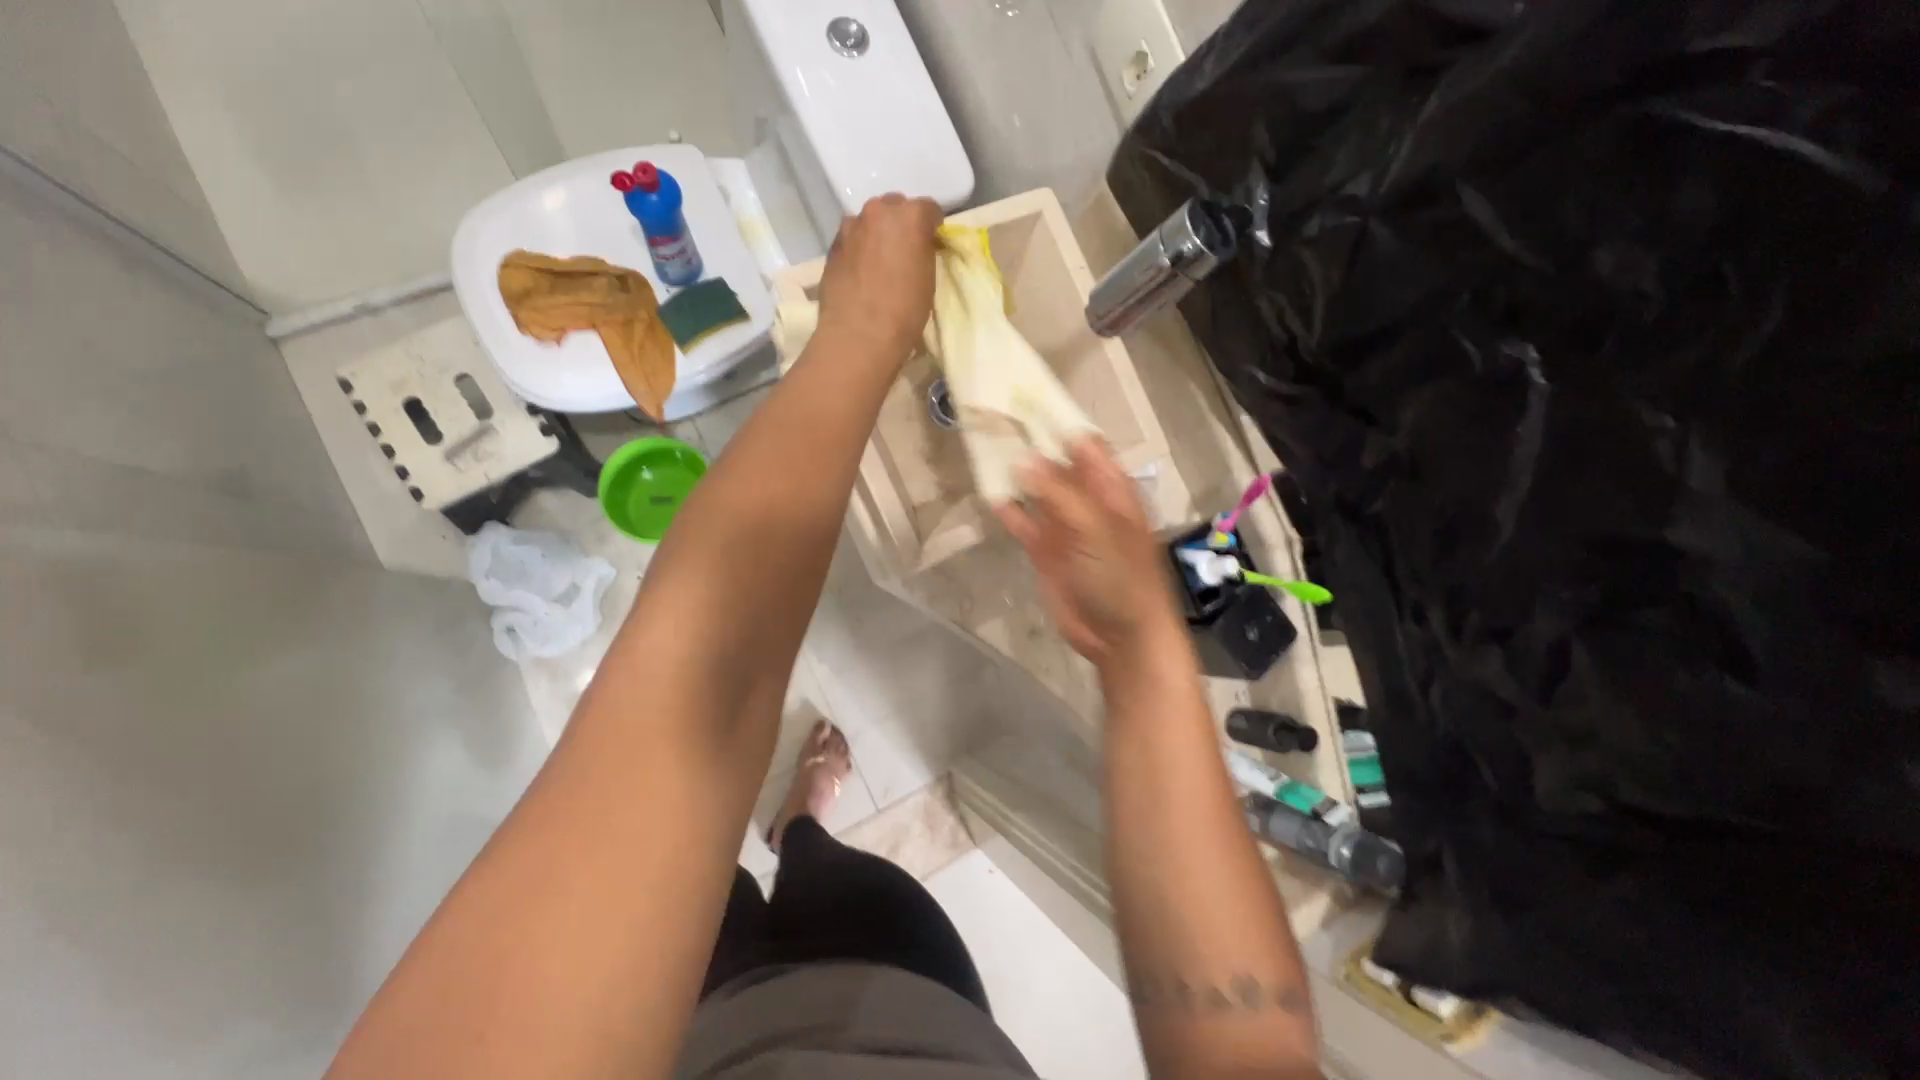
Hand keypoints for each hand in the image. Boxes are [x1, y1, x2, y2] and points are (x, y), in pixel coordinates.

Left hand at [816, 194, 941, 361]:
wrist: (858, 337)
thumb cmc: (904, 312)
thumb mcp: (928, 279)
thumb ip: (923, 251)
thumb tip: (918, 247)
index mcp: (910, 216)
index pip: (929, 209)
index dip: (933, 226)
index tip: (933, 244)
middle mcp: (878, 212)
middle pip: (895, 207)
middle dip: (902, 223)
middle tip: (906, 250)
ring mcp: (851, 227)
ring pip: (869, 221)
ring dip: (877, 233)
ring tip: (880, 261)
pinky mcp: (832, 246)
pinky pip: (852, 239)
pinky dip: (859, 248)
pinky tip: (861, 272)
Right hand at [995, 438, 1180, 665]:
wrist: (1121, 635)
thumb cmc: (1121, 576)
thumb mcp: (1096, 528)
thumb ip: (1060, 492)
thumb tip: (1023, 458)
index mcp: (1113, 488)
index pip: (1085, 444)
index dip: (1058, 423)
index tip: (1025, 401)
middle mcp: (1089, 501)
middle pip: (1057, 464)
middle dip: (1031, 445)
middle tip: (994, 420)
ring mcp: (1067, 527)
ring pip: (1038, 492)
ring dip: (1016, 475)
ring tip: (985, 450)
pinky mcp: (1047, 552)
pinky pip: (1026, 523)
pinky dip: (1010, 510)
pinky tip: (990, 495)